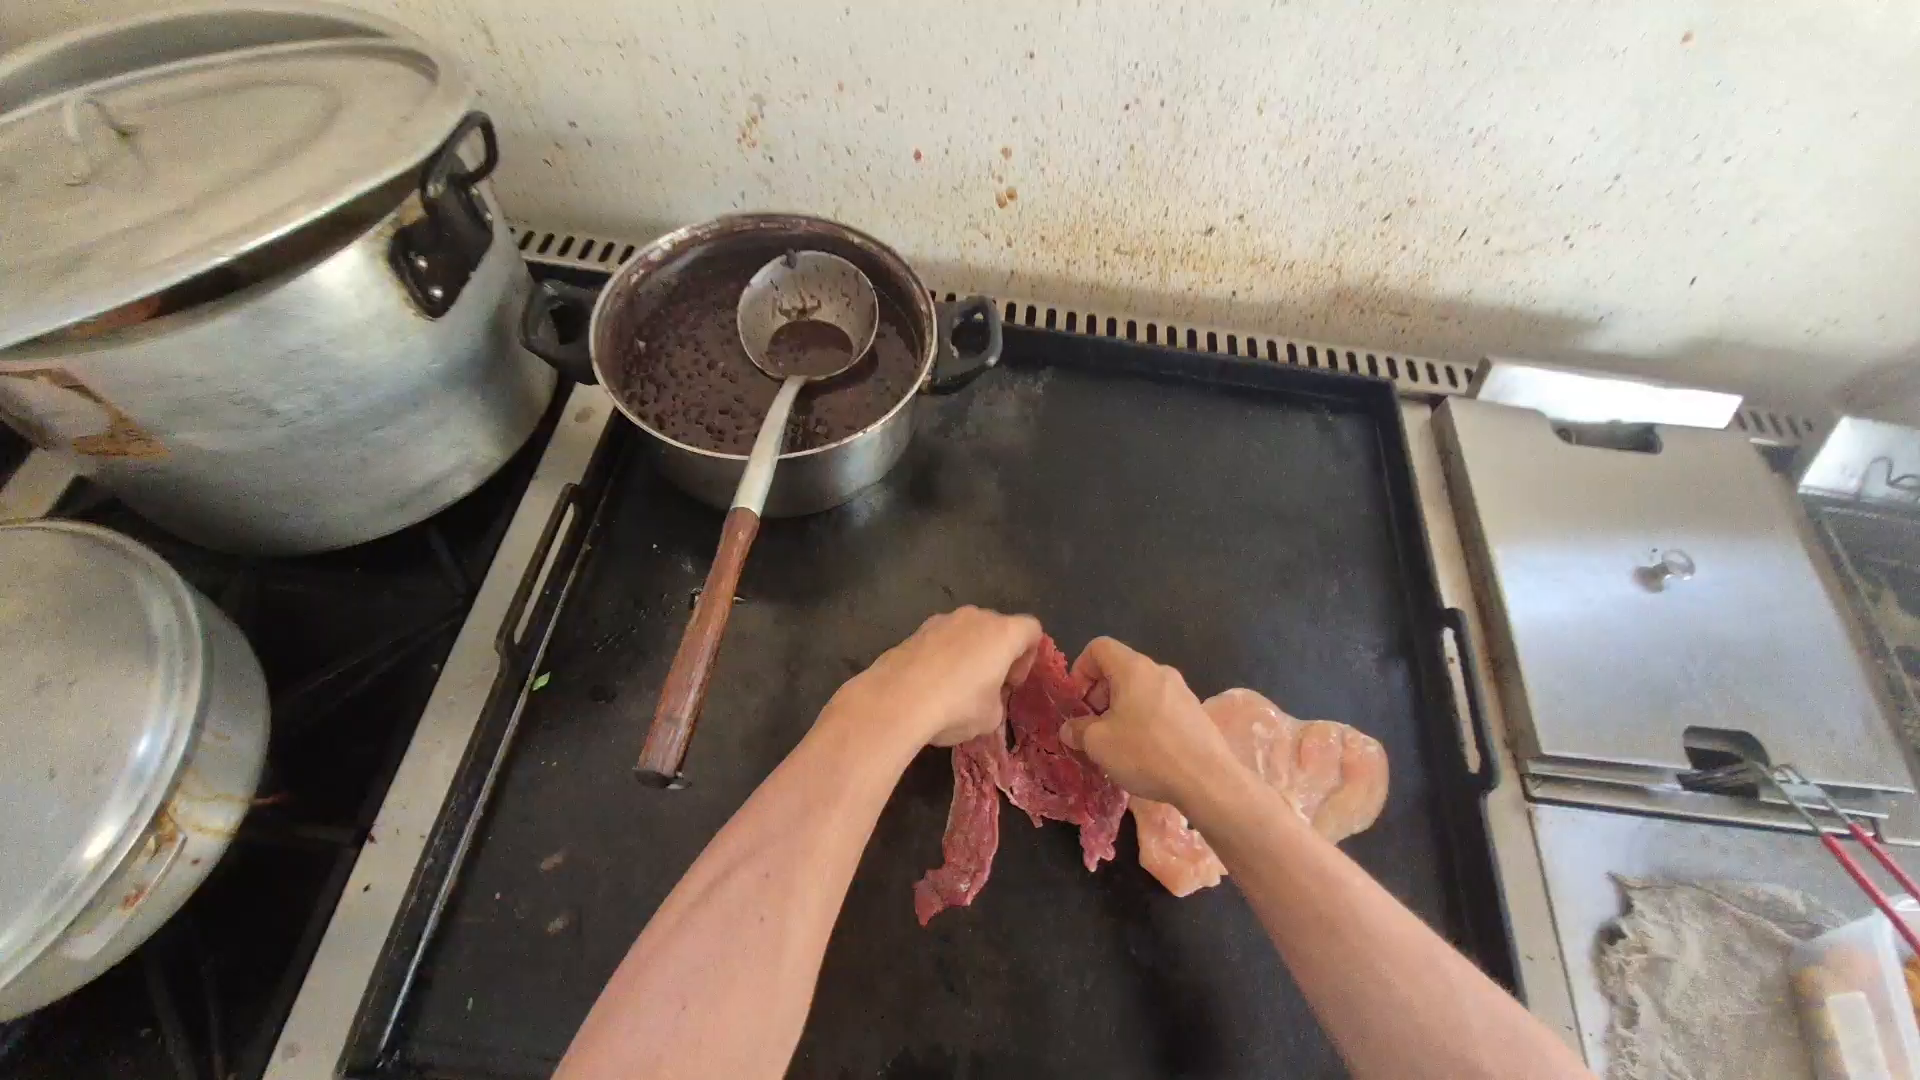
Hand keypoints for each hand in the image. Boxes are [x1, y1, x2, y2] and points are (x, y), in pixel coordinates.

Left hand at [829, 607, 1042, 747]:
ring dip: (969, 653)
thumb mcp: (991, 717)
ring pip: (967, 632)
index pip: (1031, 630)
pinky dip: (943, 656)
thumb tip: (986, 698)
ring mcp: (943, 620)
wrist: (897, 700)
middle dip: (997, 654)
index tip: (1011, 684)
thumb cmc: (957, 706)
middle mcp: (975, 617)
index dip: (1028, 657)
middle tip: (988, 687)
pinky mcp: (916, 630)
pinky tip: (931, 684)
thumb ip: (997, 701)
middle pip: (998, 628)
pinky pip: (941, 639)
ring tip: (956, 687)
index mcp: (1003, 633)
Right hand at [1062, 637, 1241, 806]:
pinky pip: (1160, 706)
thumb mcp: (1099, 744)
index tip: (1077, 702)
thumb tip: (1070, 729)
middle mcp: (1159, 671)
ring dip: (1121, 709)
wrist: (1208, 780)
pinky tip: (1145, 752)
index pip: (1099, 647)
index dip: (1080, 669)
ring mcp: (1181, 691)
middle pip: (1120, 669)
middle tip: (1093, 726)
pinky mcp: (1195, 712)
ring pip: (1140, 689)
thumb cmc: (1146, 753)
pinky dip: (1144, 720)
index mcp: (1133, 669)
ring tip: (1117, 742)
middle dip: (1099, 694)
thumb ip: (1078, 730)